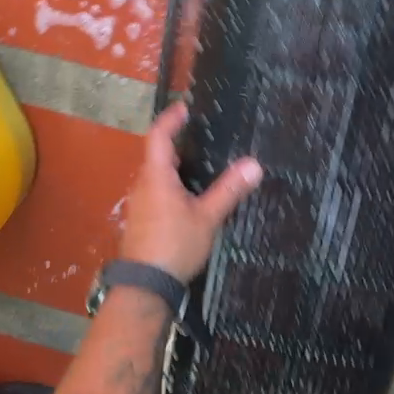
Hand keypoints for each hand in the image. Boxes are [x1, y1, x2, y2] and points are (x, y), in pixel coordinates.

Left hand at [117, 103, 261, 282]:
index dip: (170, 119)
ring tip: (199, 166)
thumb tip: (254, 164)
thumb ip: (229, 190)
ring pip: (155, 176)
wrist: (146, 285)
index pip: (157, 136)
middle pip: (155, 155)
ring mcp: (138, 205)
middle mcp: (142, 185)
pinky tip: (188, 198)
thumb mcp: (207, 217)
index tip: (184, 108)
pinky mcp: (141, 222)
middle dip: (175, 144)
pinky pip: (155, 193)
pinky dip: (170, 187)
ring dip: (173, 167)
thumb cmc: (175, 245)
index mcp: (156, 177)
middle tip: (200, 137)